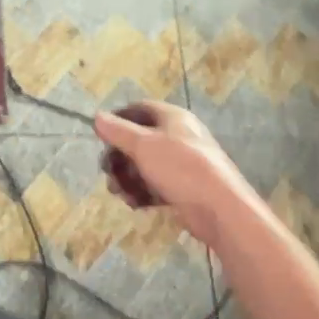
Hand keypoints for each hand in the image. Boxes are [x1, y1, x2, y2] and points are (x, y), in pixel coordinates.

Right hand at [94, 102, 255, 247]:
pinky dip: (143, 192)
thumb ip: (118, 131)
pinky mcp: (185, 188)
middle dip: (120, 156)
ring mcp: (183, 164)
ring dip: (128, 178)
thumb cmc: (180, 168)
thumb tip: (97, 116)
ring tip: (119, 193)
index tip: (101, 136)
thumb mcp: (143, 145)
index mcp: (173, 118)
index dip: (118, 119)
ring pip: (145, 165)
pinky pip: (156, 184)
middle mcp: (179, 137)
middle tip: (107, 172)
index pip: (140, 109)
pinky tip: (134, 203)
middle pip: (139, 140)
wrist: (221, 210)